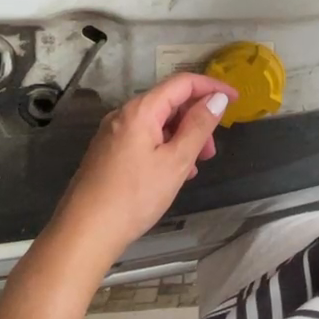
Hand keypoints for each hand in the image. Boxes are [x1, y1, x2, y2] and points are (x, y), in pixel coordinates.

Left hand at [43, 73, 235, 269]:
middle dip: (197, 119)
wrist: (83, 235)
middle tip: (211, 148)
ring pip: (157, 123)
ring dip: (182, 137)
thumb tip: (217, 98)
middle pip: (169, 102)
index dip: (212, 86)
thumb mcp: (176, 161)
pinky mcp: (107, 153)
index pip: (183, 83)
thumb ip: (199, 126)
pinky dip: (165, 147)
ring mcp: (112, 134)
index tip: (235, 99)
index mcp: (141, 110)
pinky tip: (172, 173)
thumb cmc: (134, 196)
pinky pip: (144, 139)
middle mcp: (123, 115)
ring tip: (194, 166)